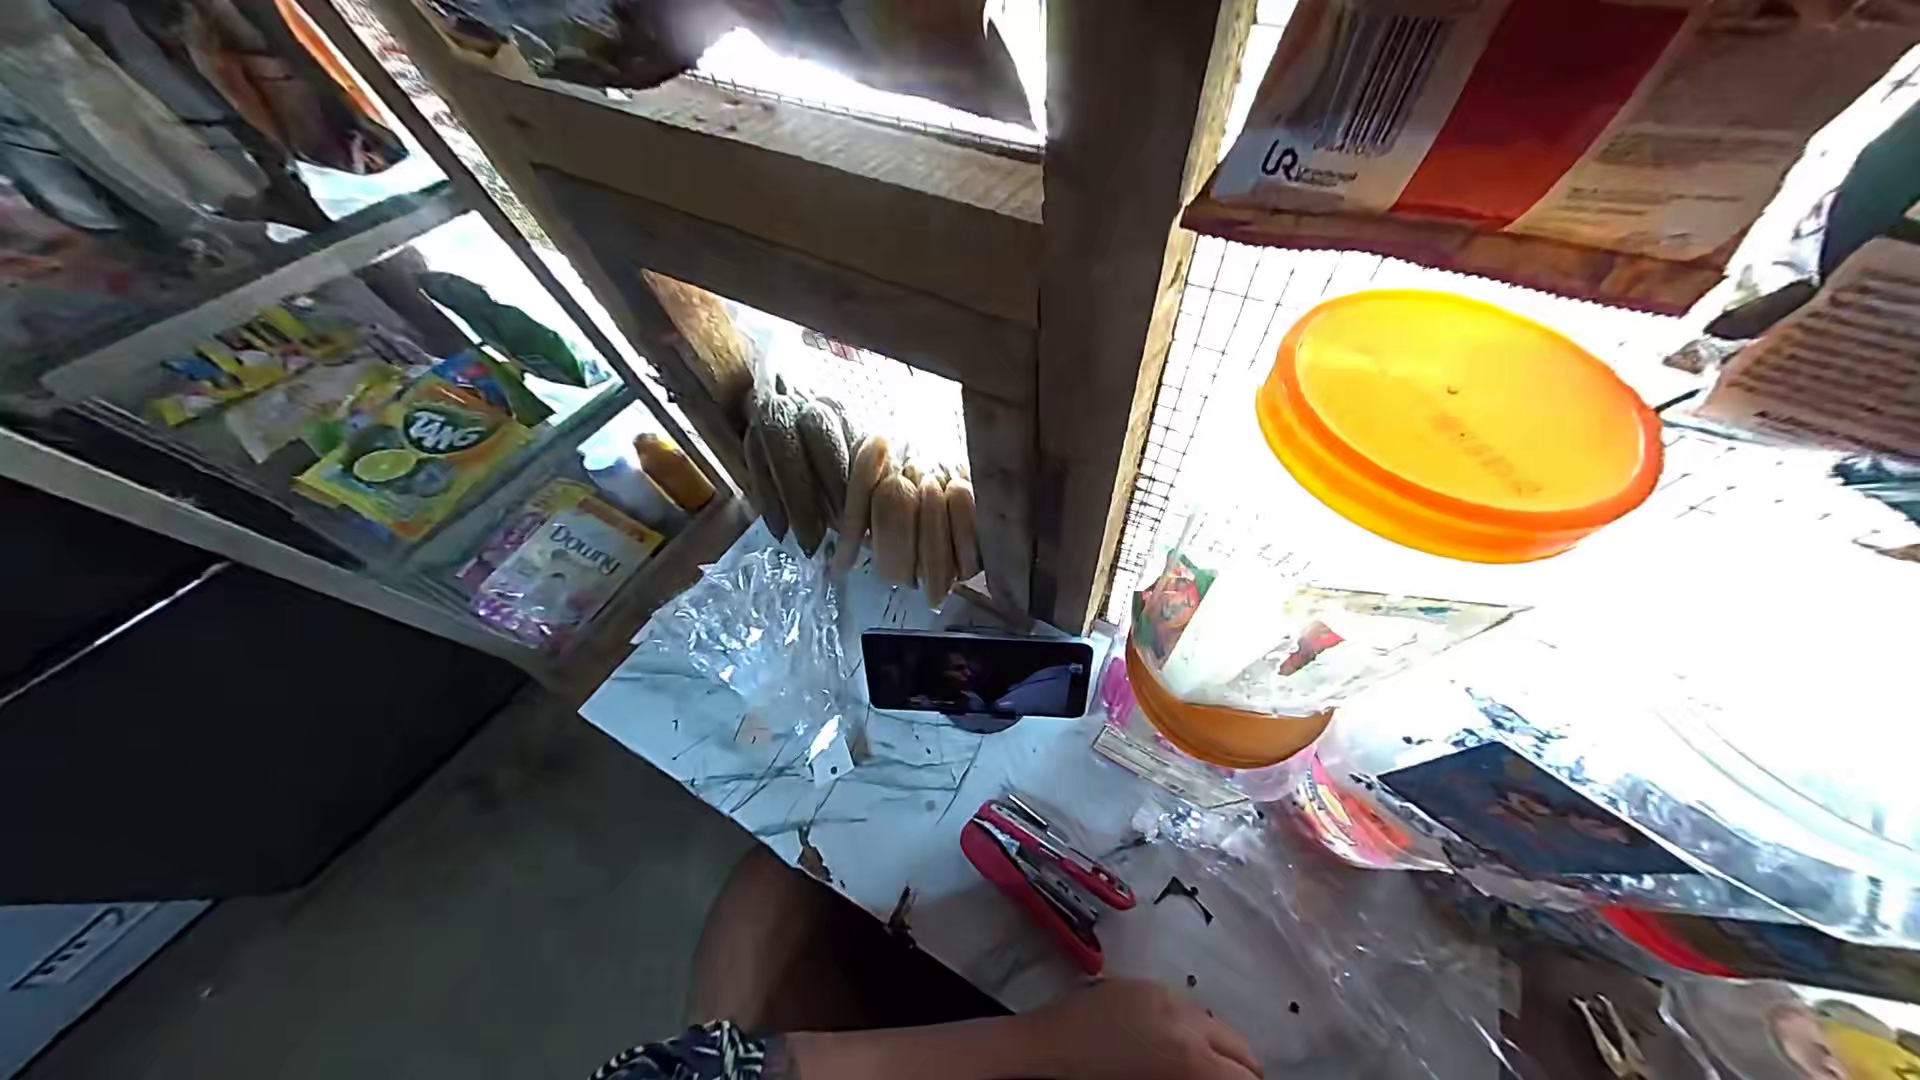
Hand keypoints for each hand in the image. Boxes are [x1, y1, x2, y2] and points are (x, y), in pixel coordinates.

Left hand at [1013, 978, 1262, 1079]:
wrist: (1045, 1051)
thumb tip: (1224, 1077)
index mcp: (1191, 1054)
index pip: (1246, 1078)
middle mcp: (1184, 1014)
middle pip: (1241, 1048)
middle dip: (1240, 1072)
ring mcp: (1162, 993)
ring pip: (1215, 1024)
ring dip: (1219, 1049)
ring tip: (1203, 1072)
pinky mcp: (1142, 984)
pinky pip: (1186, 1007)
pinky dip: (1193, 1029)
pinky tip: (1175, 1049)